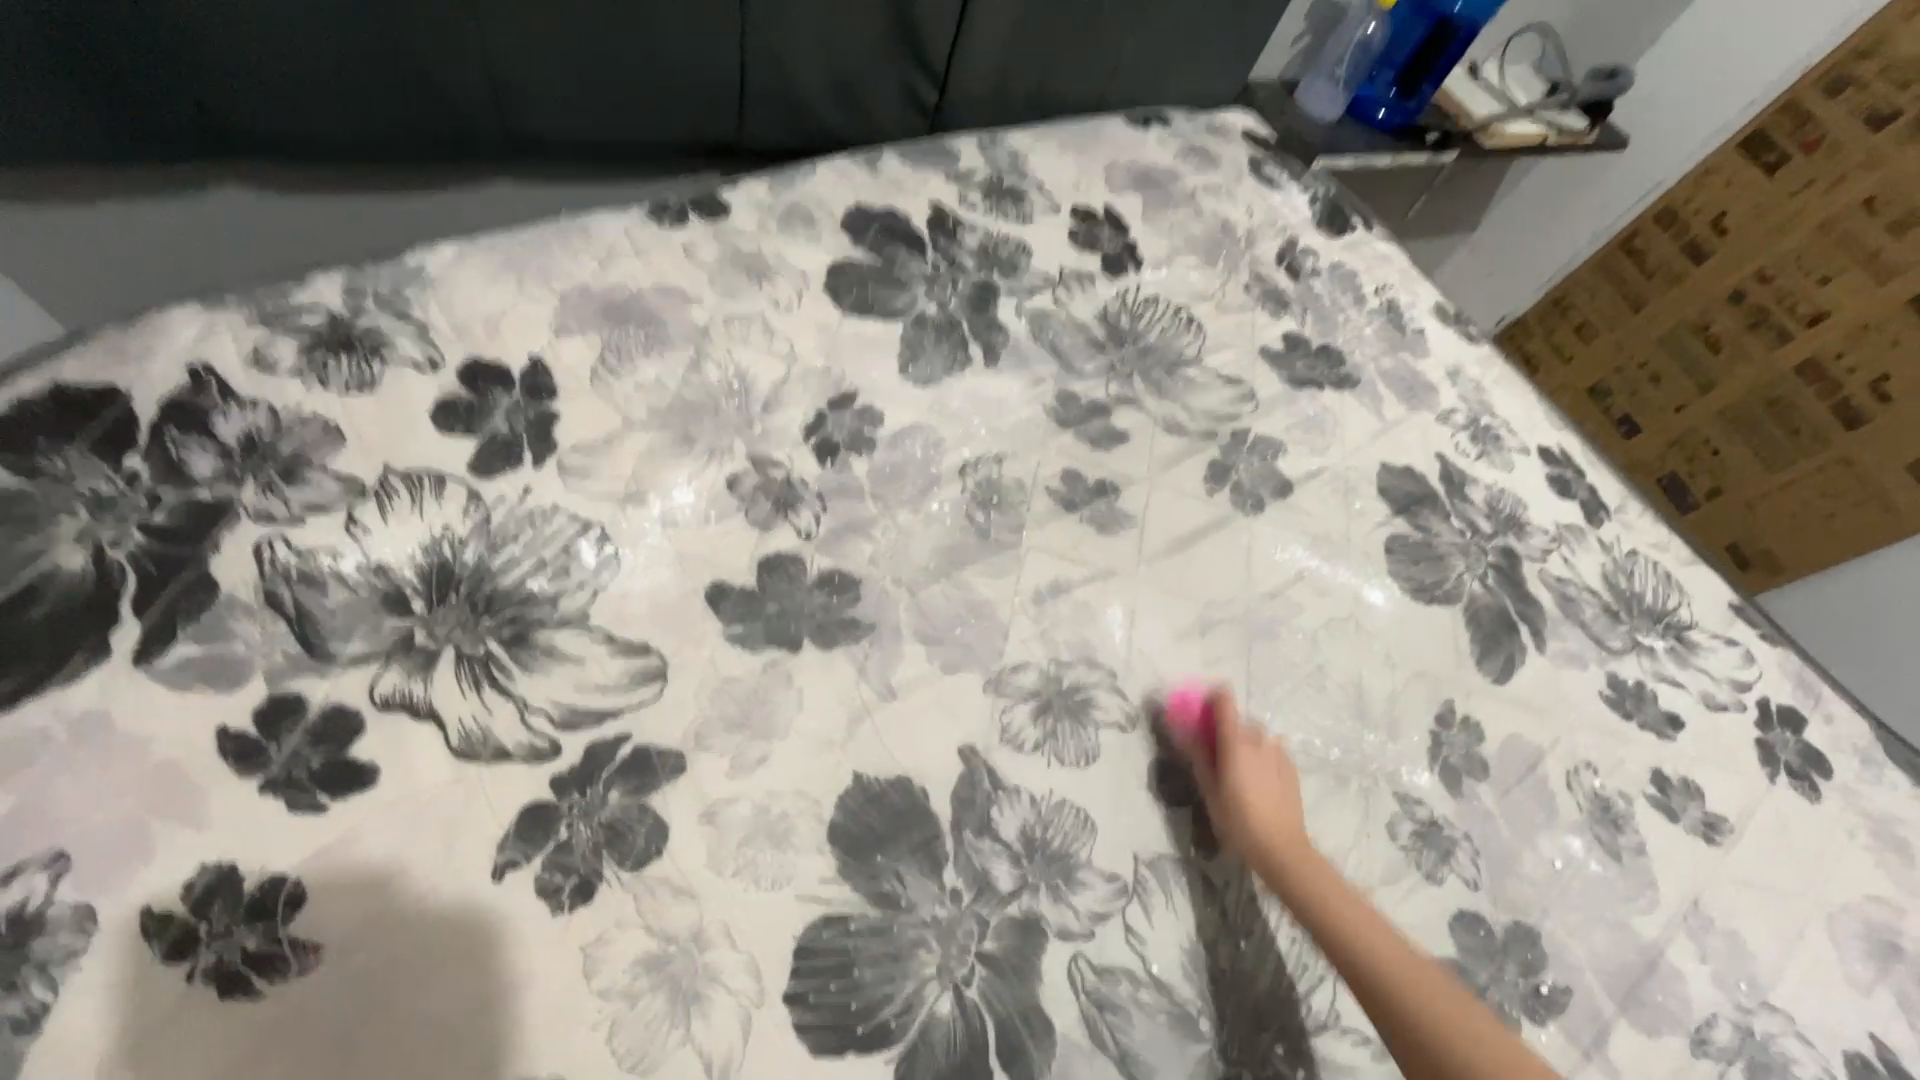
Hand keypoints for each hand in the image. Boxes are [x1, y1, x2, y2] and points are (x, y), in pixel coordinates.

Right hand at [1177, 690, 1314, 877]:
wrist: (1281, 846)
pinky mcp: (1291, 766)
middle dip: (1228, 729)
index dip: (1213, 699)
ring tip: (1241, 770)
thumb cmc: (1238, 820)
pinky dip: (1263, 755)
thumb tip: (1186, 733)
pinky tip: (1260, 781)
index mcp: (1235, 742)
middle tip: (1218, 754)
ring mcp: (1279, 752)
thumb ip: (1198, 757)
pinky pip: (1272, 749)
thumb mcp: (1210, 791)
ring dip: (1247, 743)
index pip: (1225, 701)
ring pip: (1258, 736)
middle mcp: (1258, 739)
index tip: (1203, 710)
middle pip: (1240, 720)